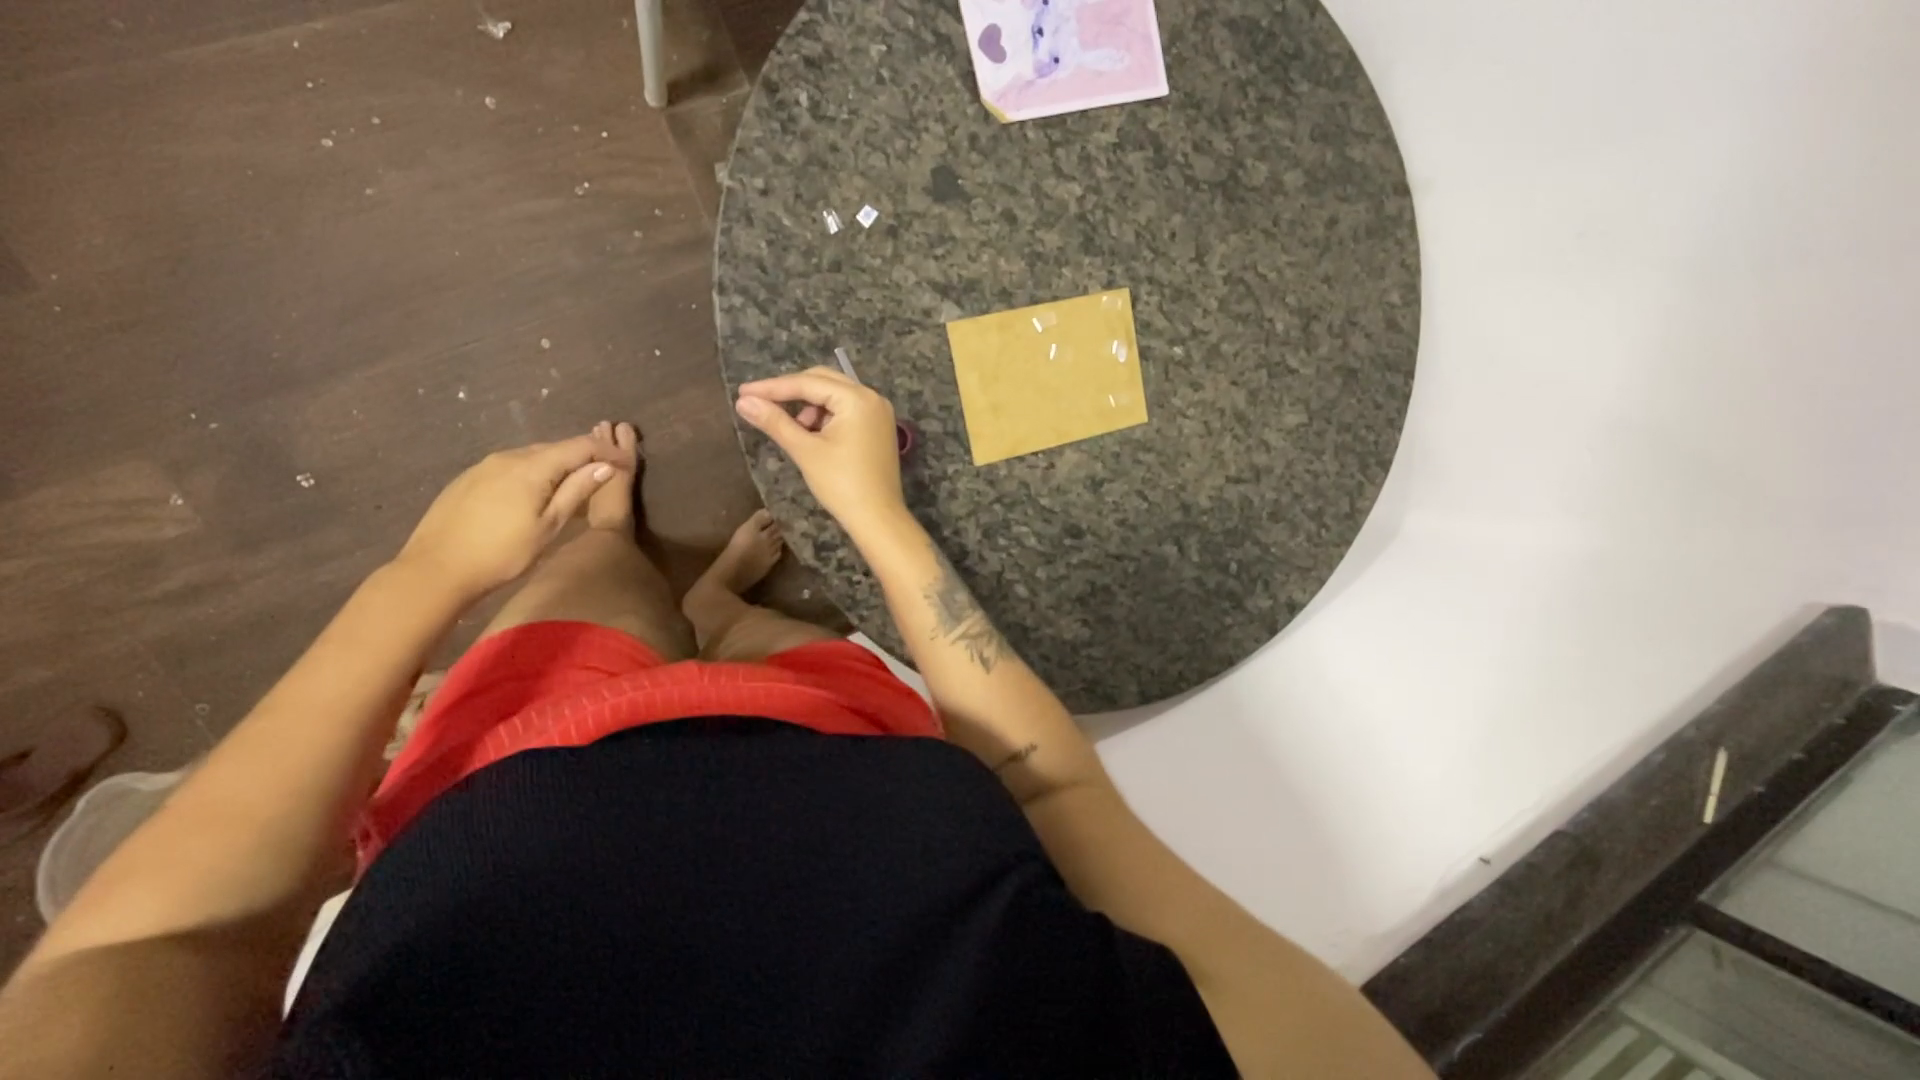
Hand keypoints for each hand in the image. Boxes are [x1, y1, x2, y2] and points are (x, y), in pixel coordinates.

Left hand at [395, 435, 618, 598]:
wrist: (436, 569)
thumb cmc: (501, 553)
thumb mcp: (548, 526)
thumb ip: (576, 491)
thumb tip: (605, 465)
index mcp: (531, 466)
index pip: (579, 445)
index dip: (605, 451)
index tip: (624, 464)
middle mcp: (507, 456)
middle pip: (554, 447)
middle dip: (581, 457)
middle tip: (601, 477)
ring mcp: (483, 465)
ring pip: (531, 457)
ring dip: (555, 466)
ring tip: (569, 488)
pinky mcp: (468, 478)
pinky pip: (510, 466)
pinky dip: (531, 474)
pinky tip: (532, 496)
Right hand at [735, 366, 905, 529]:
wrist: (878, 519)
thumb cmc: (841, 484)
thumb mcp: (805, 450)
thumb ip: (775, 422)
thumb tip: (743, 402)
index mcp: (857, 399)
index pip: (807, 383)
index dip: (772, 387)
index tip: (743, 392)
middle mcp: (872, 397)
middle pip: (823, 381)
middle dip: (791, 392)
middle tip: (760, 402)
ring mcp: (878, 412)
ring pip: (834, 395)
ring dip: (810, 407)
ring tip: (795, 430)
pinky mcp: (878, 427)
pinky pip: (846, 410)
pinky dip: (826, 417)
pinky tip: (813, 436)